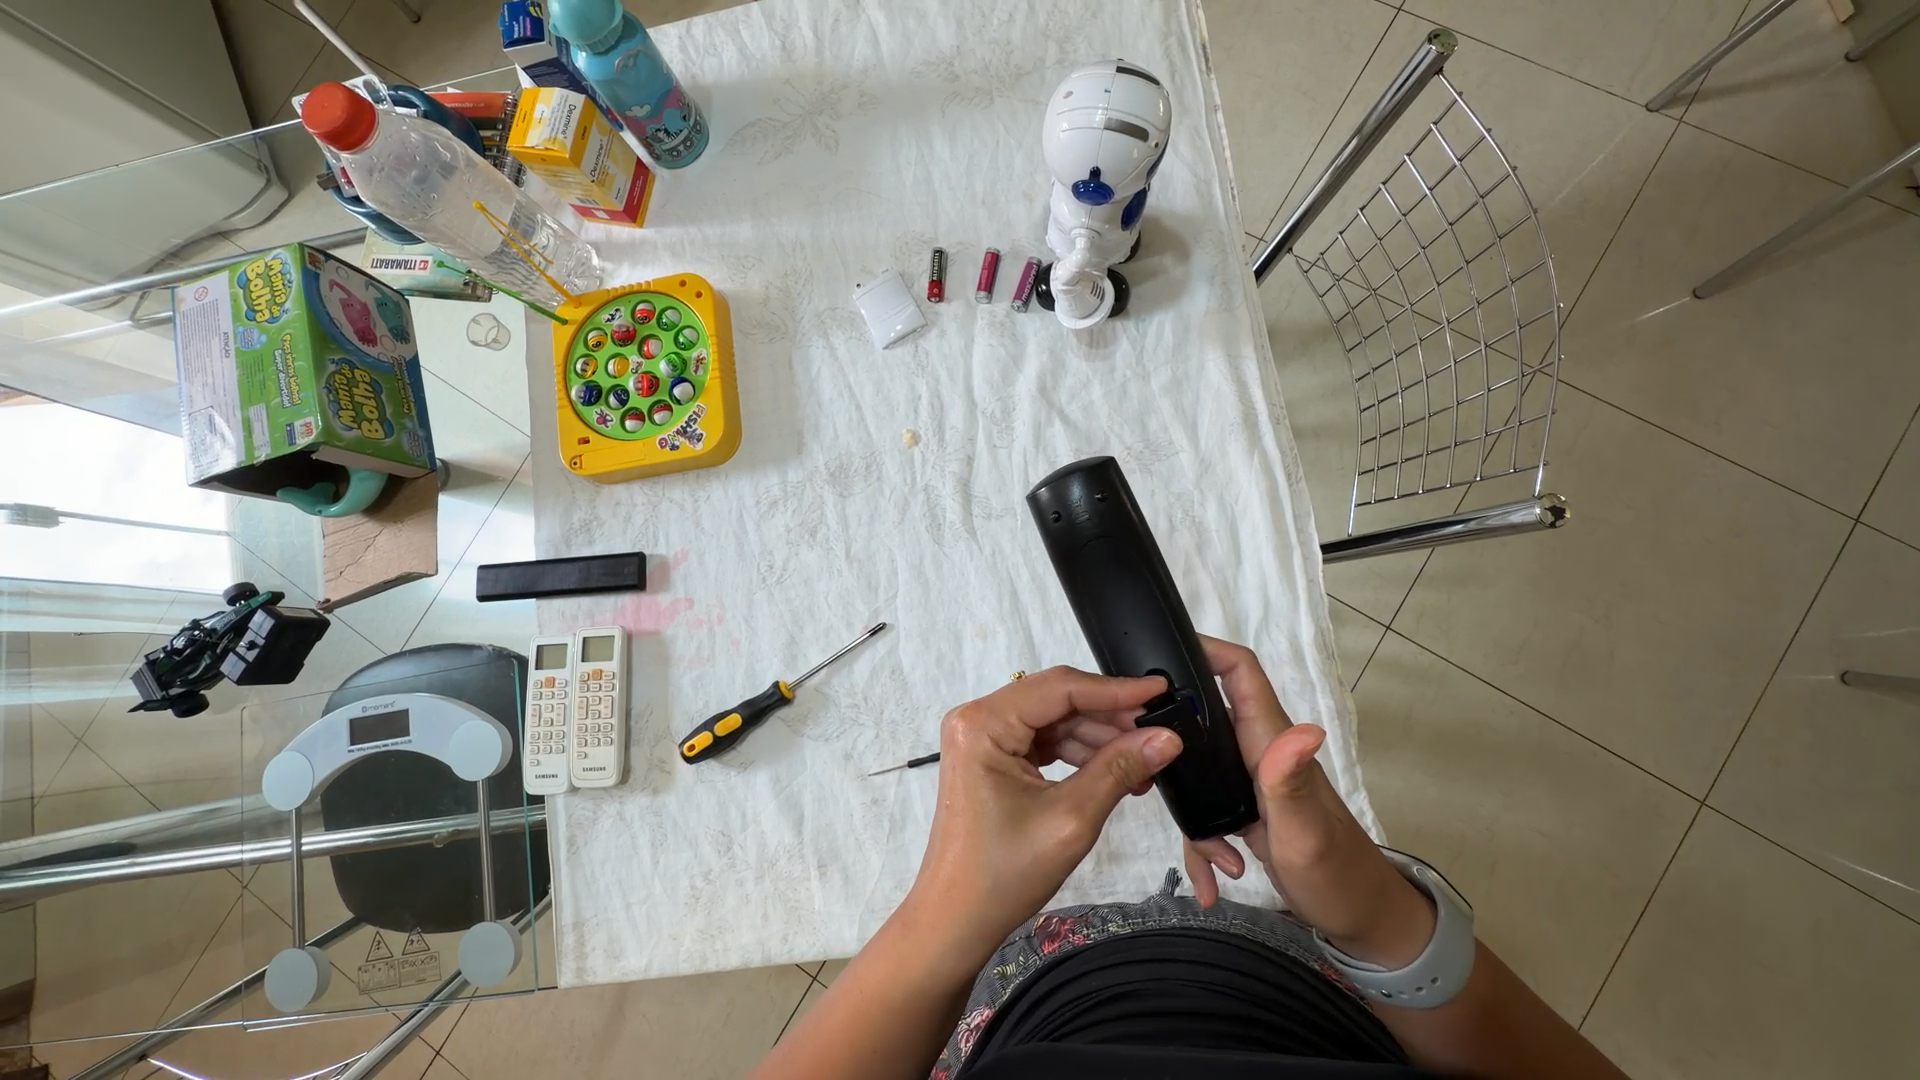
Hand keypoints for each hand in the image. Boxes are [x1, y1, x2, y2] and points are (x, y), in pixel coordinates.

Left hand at [905, 667, 1182, 962]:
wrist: (957, 920)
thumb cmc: (1003, 874)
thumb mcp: (1071, 819)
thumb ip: (1119, 769)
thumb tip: (1168, 737)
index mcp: (983, 723)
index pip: (1060, 688)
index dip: (1115, 689)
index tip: (1161, 690)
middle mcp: (977, 718)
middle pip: (1057, 700)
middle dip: (1110, 717)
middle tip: (1160, 733)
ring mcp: (982, 737)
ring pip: (1054, 720)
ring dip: (1098, 738)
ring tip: (1145, 762)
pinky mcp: (991, 757)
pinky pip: (1043, 741)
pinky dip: (1079, 754)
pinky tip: (1116, 771)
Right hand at [1040, 638, 1434, 967]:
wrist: (1363, 919)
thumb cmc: (1338, 874)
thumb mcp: (1306, 834)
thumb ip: (1290, 783)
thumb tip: (1300, 728)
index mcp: (1269, 742)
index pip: (1240, 671)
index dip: (1204, 649)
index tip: (1157, 657)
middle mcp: (1256, 751)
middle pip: (1202, 715)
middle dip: (1168, 736)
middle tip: (1140, 767)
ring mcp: (1248, 781)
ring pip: (1195, 771)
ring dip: (1190, 816)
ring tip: (1209, 857)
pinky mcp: (1243, 810)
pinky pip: (1205, 814)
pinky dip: (1203, 848)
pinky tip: (1209, 884)